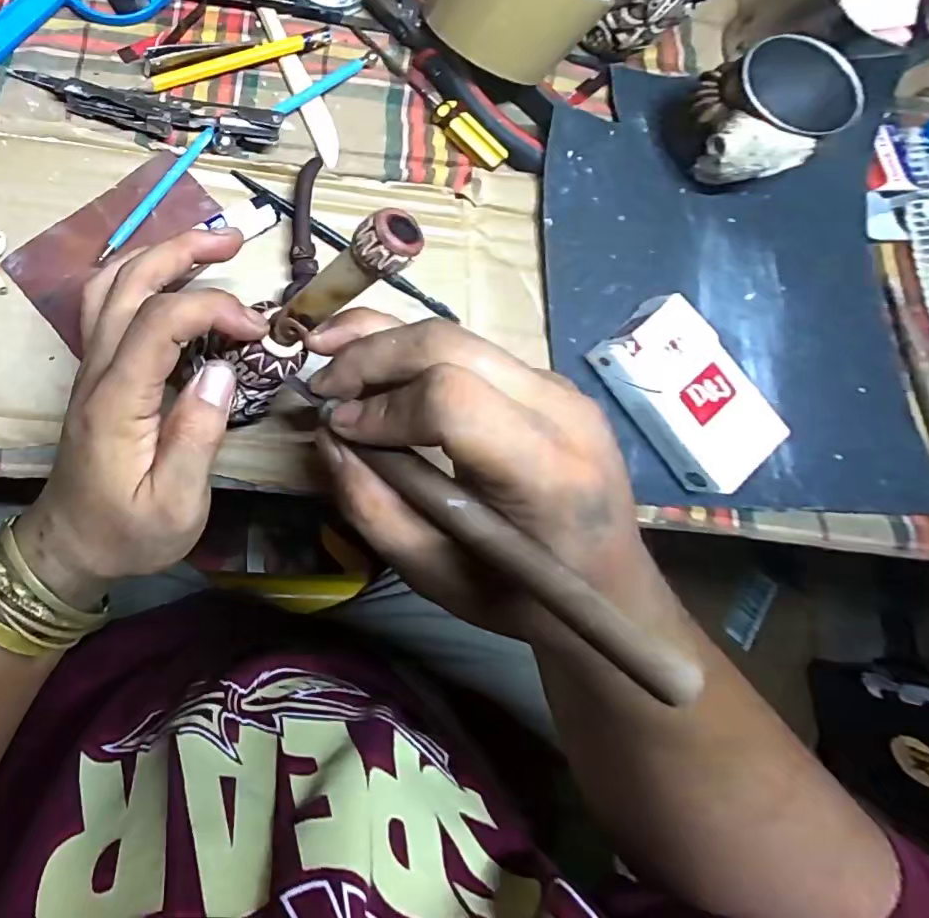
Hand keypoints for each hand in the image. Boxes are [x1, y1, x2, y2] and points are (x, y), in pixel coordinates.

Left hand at [13, 229, 268, 609]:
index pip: (158, 320)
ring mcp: (89, 368)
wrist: (68, 543)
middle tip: (233, 240)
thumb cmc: (124, 533)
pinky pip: (106, 307)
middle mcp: (96, 371)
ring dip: (154, 256)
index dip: (211, 307)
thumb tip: (223, 371)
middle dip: (179, 250)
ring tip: (204, 247)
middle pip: (125, 283)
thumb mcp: (174, 507)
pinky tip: (170, 283)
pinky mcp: (94, 374)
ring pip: (108, 287)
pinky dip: (139, 279)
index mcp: (116, 401)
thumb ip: (197, 437)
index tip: (256, 328)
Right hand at [304, 311, 677, 644]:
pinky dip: (401, 347)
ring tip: (324, 349)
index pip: (451, 400)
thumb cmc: (517, 594)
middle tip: (319, 386)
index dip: (380, 408)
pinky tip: (365, 356)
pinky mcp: (538, 379)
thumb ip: (371, 506)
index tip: (336, 428)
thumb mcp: (430, 573)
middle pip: (445, 345)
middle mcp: (559, 411)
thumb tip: (327, 436)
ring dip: (378, 337)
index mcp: (545, 471)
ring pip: (449, 333)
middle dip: (368, 356)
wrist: (608, 590)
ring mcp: (554, 387)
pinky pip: (460, 346)